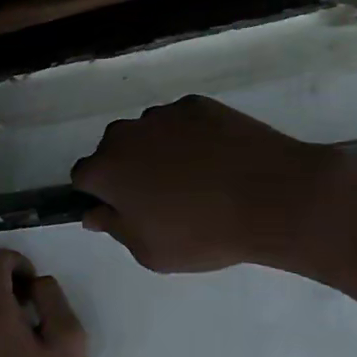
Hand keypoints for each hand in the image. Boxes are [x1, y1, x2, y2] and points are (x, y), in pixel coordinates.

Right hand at [69, 95, 341, 273]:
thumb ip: (114, 228)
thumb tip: (93, 213)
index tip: (124, 210)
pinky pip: (180, 122)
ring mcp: (163, 115)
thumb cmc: (203, 234)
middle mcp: (125, 134)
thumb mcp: (150, 251)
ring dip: (158, 152)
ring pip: (147, 134)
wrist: (273, 197)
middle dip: (127, 170)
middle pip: (113, 151)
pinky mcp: (196, 105)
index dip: (99, 195)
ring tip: (196, 179)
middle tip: (161, 198)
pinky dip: (190, 137)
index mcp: (106, 170)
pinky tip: (218, 160)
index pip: (83, 177)